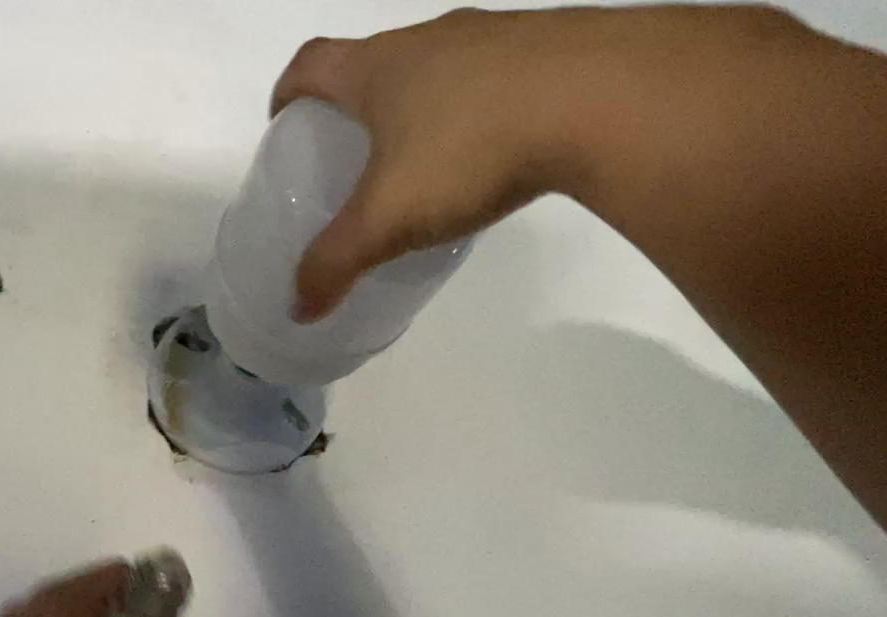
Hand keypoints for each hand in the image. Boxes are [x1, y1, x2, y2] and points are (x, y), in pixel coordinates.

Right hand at [271, 4, 810, 318]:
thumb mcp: (386, 221)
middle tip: (348, 158)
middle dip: (350, 106)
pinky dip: (469, 112)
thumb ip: (335, 264)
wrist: (604, 99)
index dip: (288, 92)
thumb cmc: (468, 149)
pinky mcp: (545, 50)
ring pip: (433, 69)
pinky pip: (487, 80)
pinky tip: (484, 155)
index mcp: (378, 69)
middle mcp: (429, 39)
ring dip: (414, 107)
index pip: (311, 64)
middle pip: (372, 63)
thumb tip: (298, 308)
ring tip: (417, 163)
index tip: (282, 125)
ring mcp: (491, 38)